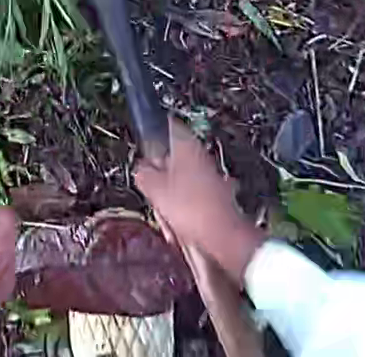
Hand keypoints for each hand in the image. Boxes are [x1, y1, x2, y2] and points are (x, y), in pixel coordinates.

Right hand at [133, 121, 263, 282]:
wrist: (224, 238)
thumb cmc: (191, 207)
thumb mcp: (154, 188)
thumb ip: (142, 173)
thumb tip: (140, 169)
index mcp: (186, 144)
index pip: (167, 125)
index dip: (152, 135)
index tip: (145, 148)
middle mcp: (201, 155)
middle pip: (171, 158)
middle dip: (159, 178)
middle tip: (154, 193)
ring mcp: (211, 176)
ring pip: (180, 181)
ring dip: (170, 199)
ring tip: (167, 219)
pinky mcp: (217, 198)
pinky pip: (192, 198)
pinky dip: (184, 211)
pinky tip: (179, 229)